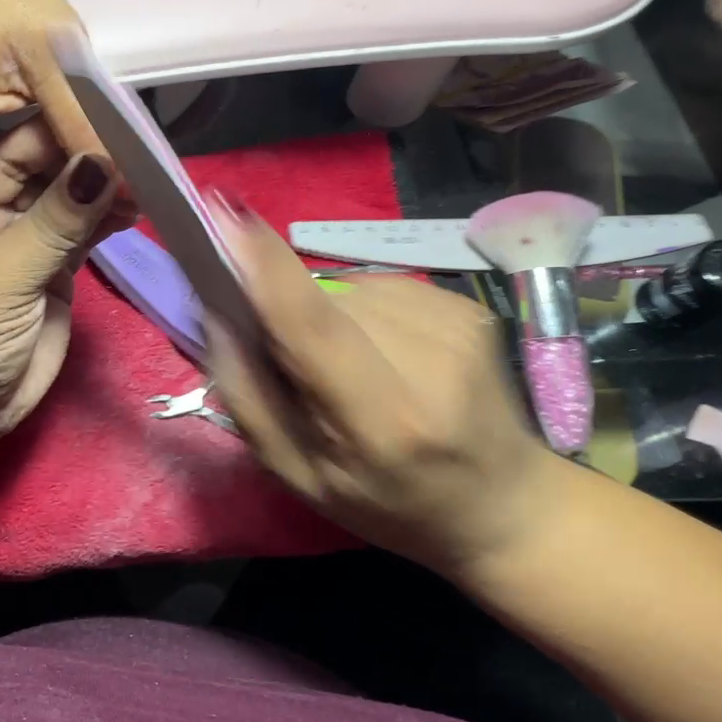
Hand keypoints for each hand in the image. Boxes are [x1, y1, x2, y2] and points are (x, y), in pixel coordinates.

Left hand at [0, 147, 116, 445]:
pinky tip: (138, 207)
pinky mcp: (49, 261)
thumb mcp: (3, 279)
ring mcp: (20, 233)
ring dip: (105, 186)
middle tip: (140, 148)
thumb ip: (53, 223)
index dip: (57, 131)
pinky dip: (109, 217)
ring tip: (146, 178)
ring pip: (67, 193)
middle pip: (42, 163)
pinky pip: (82, 226)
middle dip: (88, 154)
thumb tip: (103, 161)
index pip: (7, 147)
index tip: (110, 119)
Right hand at [207, 209, 563, 572]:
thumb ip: (247, 395)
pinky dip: (355, 311)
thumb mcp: (294, 474)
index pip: (311, 324)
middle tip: (286, 363)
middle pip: (318, 300)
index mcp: (382, 419)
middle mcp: (428, 359)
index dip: (264, 266)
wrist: (505, 507)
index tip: (222, 214)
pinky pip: (374, 287)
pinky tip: (377, 352)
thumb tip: (216, 309)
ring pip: (343, 288)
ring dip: (320, 313)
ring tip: (342, 365)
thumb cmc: (384, 503)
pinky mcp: (468, 305)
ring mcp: (457, 324)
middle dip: (280, 310)